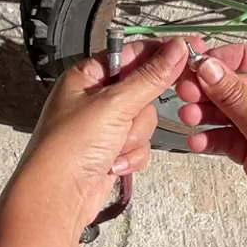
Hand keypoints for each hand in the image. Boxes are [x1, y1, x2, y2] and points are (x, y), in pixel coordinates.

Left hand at [8, 38, 189, 233]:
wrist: (58, 199)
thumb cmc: (70, 147)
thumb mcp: (115, 104)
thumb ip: (151, 76)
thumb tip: (178, 48)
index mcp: (87, 76)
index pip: (132, 53)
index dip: (160, 53)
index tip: (189, 50)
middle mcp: (95, 98)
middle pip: (144, 91)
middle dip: (138, 113)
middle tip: (126, 120)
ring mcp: (104, 126)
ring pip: (145, 121)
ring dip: (134, 138)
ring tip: (112, 148)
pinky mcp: (112, 150)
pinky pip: (140, 145)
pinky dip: (131, 157)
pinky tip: (112, 165)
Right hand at [175, 43, 246, 246]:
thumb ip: (235, 97)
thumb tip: (208, 66)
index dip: (232, 58)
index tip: (202, 62)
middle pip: (239, 86)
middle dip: (212, 88)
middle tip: (185, 90)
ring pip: (230, 114)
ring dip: (207, 113)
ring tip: (188, 117)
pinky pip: (228, 140)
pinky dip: (212, 140)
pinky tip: (198, 143)